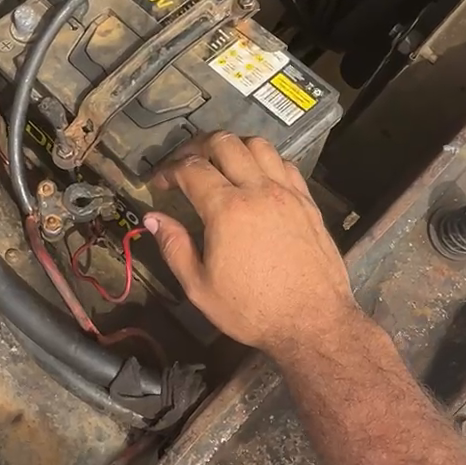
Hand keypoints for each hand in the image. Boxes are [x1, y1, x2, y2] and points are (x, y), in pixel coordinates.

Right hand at [144, 132, 363, 360]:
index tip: (159, 183)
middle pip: (224, 143)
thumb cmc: (251, 309)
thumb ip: (174, 247)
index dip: (169, 171)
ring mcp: (287, 193)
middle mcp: (258, 190)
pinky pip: (284, 163)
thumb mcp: (199, 287)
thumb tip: (153, 218)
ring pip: (258, 145)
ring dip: (233, 146)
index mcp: (227, 210)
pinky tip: (256, 177)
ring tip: (220, 162)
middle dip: (197, 146)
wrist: (312, 321)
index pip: (191, 169)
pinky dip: (264, 160)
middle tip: (185, 163)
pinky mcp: (307, 202)